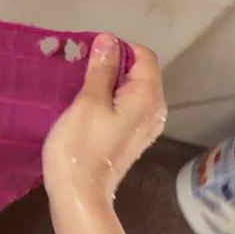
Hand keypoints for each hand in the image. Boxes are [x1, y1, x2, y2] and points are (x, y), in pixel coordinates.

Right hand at [43, 33, 165, 211]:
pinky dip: (110, 99)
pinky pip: (126, 106)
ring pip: (132, 89)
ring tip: (81, 86)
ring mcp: (145, 126)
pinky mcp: (132, 137)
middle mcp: (155, 109)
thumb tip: (109, 40)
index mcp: (148, 97)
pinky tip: (88, 107)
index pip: (144, 55)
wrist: (79, 193)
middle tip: (80, 69)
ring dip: (109, 82)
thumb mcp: (87, 102)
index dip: (117, 48)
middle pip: (140, 72)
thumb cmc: (80, 147)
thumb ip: (101, 70)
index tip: (88, 54)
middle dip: (113, 64)